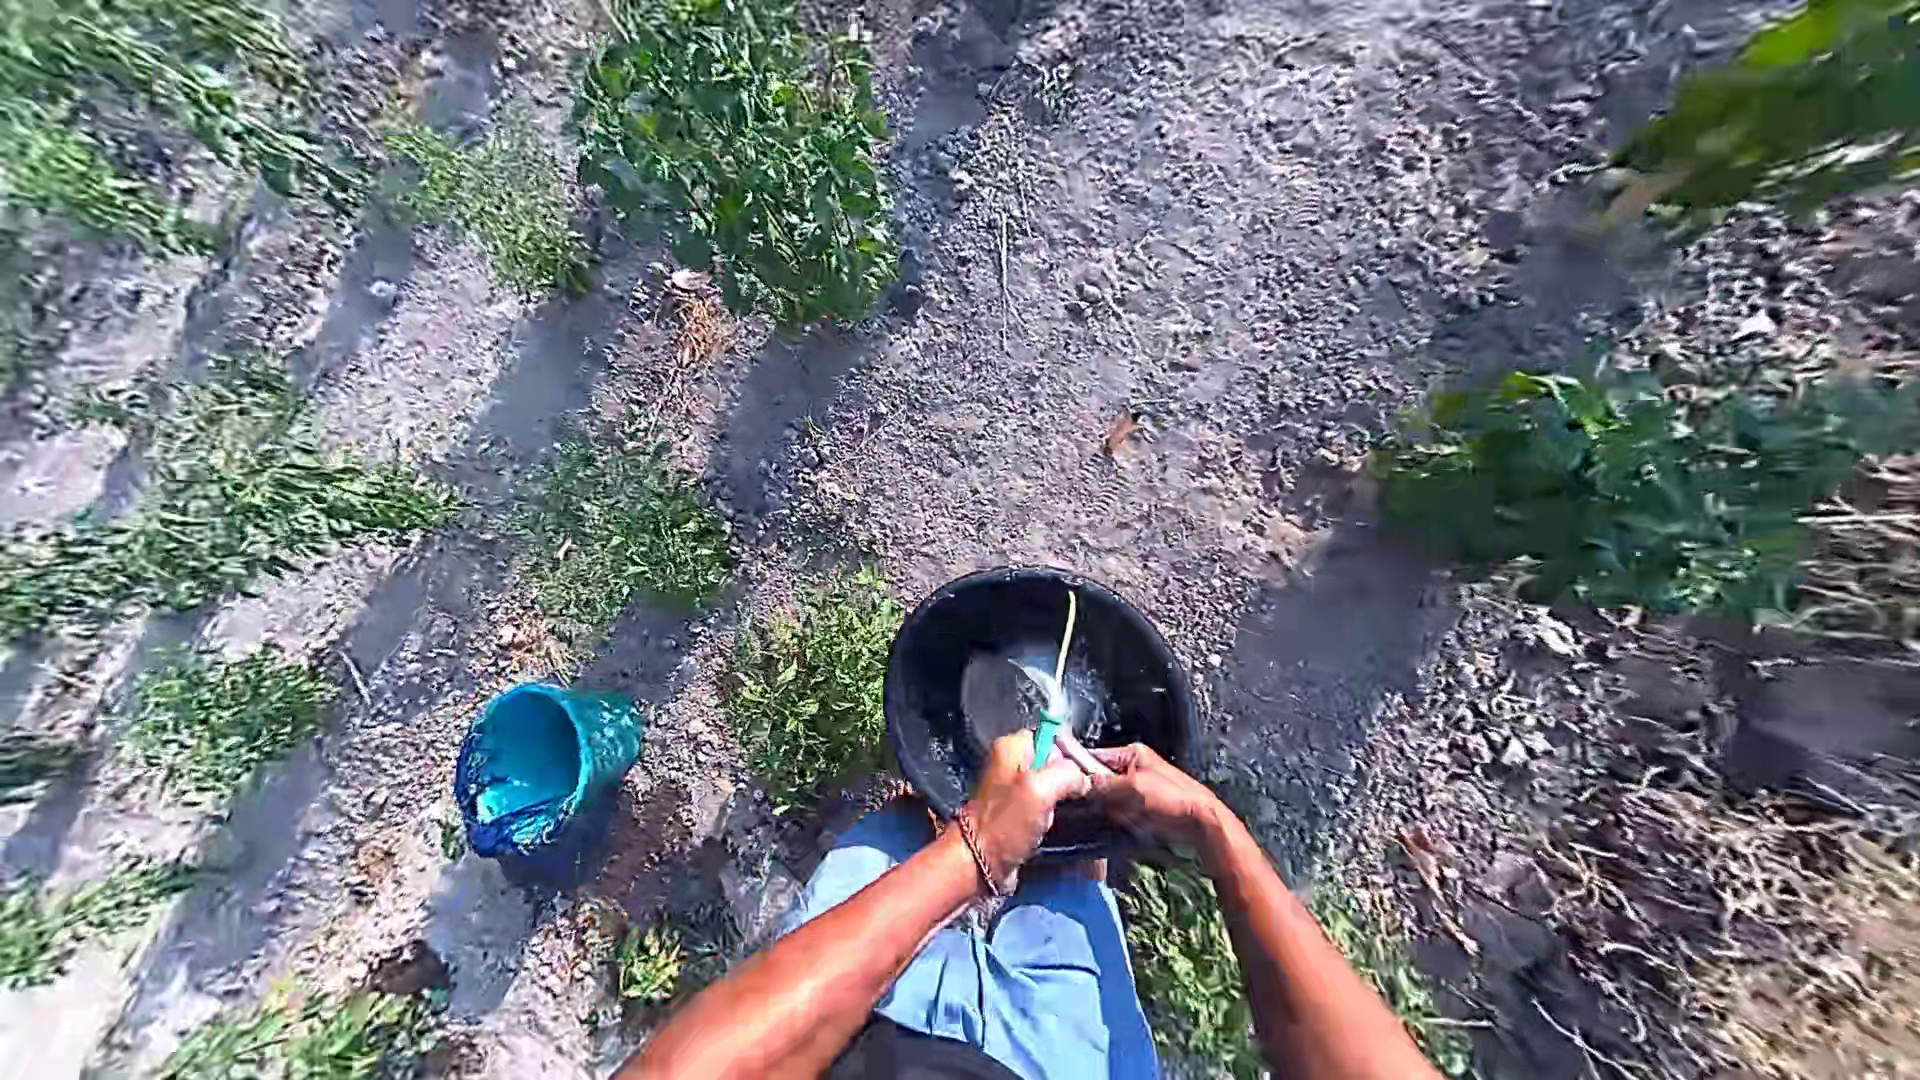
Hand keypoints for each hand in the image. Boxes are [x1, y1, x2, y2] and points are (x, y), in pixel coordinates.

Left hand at [962, 729, 1094, 890]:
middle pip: (1055, 763)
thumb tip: (1084, 778)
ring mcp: (1014, 785)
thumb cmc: (1005, 823)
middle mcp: (1011, 761)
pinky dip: (1050, 817)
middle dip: (1064, 783)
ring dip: (1058, 804)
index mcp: (1012, 746)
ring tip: (1050, 818)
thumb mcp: (1041, 789)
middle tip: (1060, 801)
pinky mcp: (1017, 808)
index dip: (1067, 757)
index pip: (1053, 737)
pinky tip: (1046, 827)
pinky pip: (1045, 806)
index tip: (1073, 778)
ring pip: (1053, 787)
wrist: (980, 863)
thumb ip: (1068, 774)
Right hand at [1088, 742, 1225, 851]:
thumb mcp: (1133, 788)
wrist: (1203, 826)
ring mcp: (1139, 790)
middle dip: (1101, 797)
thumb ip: (1104, 784)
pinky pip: (1121, 814)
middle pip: (1101, 780)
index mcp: (1133, 754)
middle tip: (1102, 806)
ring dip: (1113, 812)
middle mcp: (1135, 769)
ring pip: (1110, 801)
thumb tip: (1080, 781)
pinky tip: (1129, 826)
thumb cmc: (1173, 799)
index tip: (1069, 783)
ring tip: (1123, 817)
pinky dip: (1122, 821)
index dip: (1082, 769)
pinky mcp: (1143, 809)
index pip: (1096, 756)